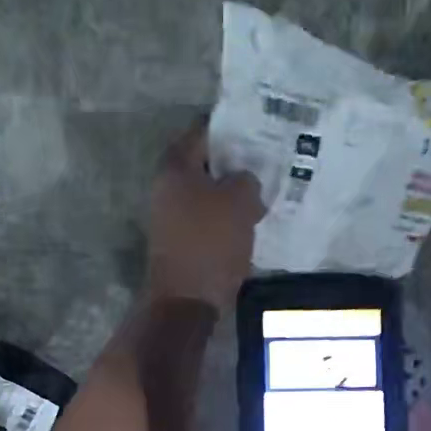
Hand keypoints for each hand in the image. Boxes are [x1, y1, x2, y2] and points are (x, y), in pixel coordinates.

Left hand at [144, 120, 264, 313]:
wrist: (187, 301)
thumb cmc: (211, 243)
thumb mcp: (240, 201)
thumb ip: (246, 180)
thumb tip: (245, 182)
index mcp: (175, 166)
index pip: (204, 131)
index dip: (232, 129)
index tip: (259, 133)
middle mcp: (166, 187)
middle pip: (205, 166)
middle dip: (234, 166)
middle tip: (265, 167)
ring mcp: (169, 218)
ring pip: (207, 196)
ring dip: (231, 197)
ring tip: (261, 198)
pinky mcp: (179, 244)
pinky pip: (206, 222)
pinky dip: (224, 221)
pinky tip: (247, 227)